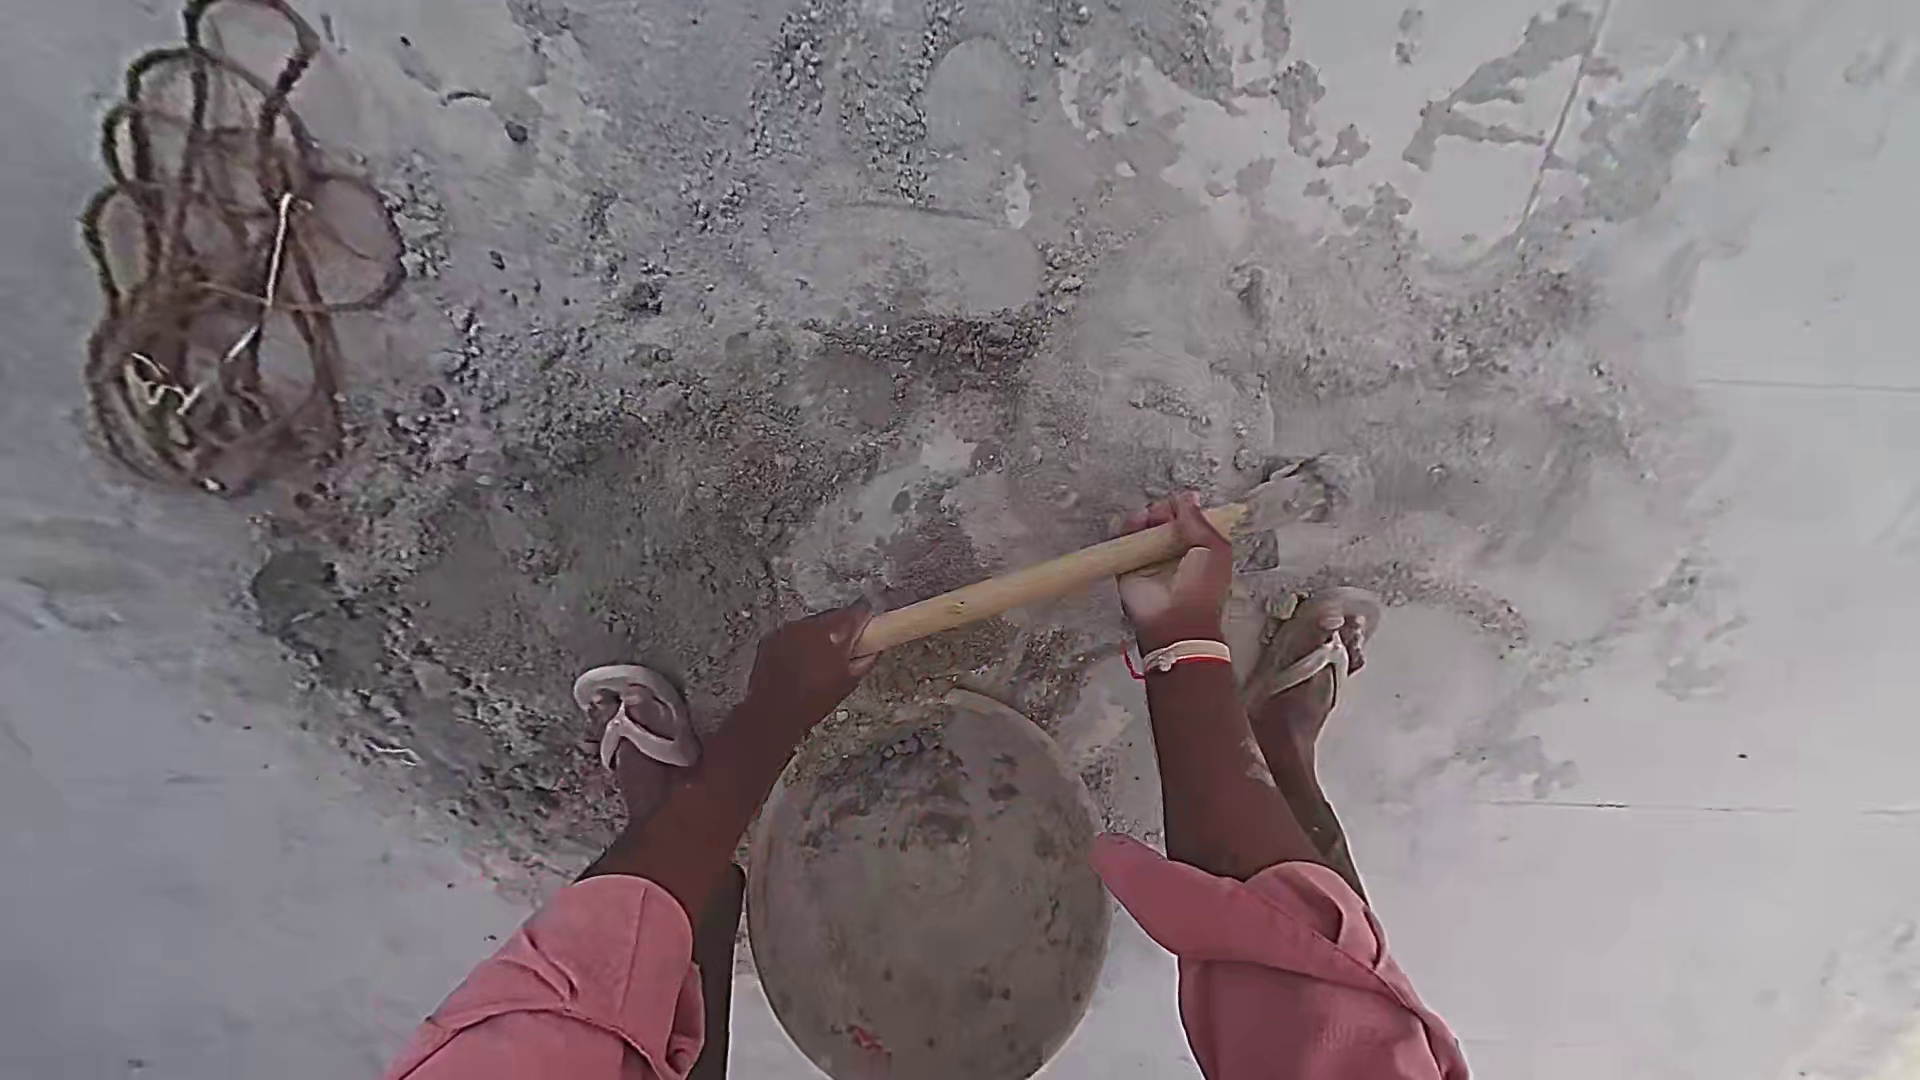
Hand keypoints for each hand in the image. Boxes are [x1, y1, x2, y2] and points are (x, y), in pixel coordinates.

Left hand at [743, 604, 878, 726]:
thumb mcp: (849, 682)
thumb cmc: (812, 701)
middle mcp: (812, 625)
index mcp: (836, 634)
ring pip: (812, 624)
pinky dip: (797, 642)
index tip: (867, 629)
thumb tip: (873, 650)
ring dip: (818, 636)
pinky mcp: (772, 636)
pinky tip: (797, 662)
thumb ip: (866, 660)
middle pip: (834, 616)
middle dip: (840, 630)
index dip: (865, 620)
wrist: (774, 713)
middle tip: (842, 651)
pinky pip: (792, 633)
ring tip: (817, 660)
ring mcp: (790, 629)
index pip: (859, 611)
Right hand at [1116, 492, 1232, 651]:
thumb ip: (1198, 520)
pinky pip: (1124, 543)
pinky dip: (1126, 531)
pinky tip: (1134, 523)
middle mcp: (1173, 554)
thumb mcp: (1214, 548)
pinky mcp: (1128, 568)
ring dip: (1144, 518)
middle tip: (1164, 512)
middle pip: (1163, 522)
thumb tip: (1188, 496)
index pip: (1187, 521)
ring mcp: (1150, 560)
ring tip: (1147, 516)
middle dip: (1162, 512)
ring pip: (1142, 530)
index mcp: (1198, 549)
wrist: (1175, 619)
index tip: (1183, 503)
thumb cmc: (1201, 589)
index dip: (1184, 509)